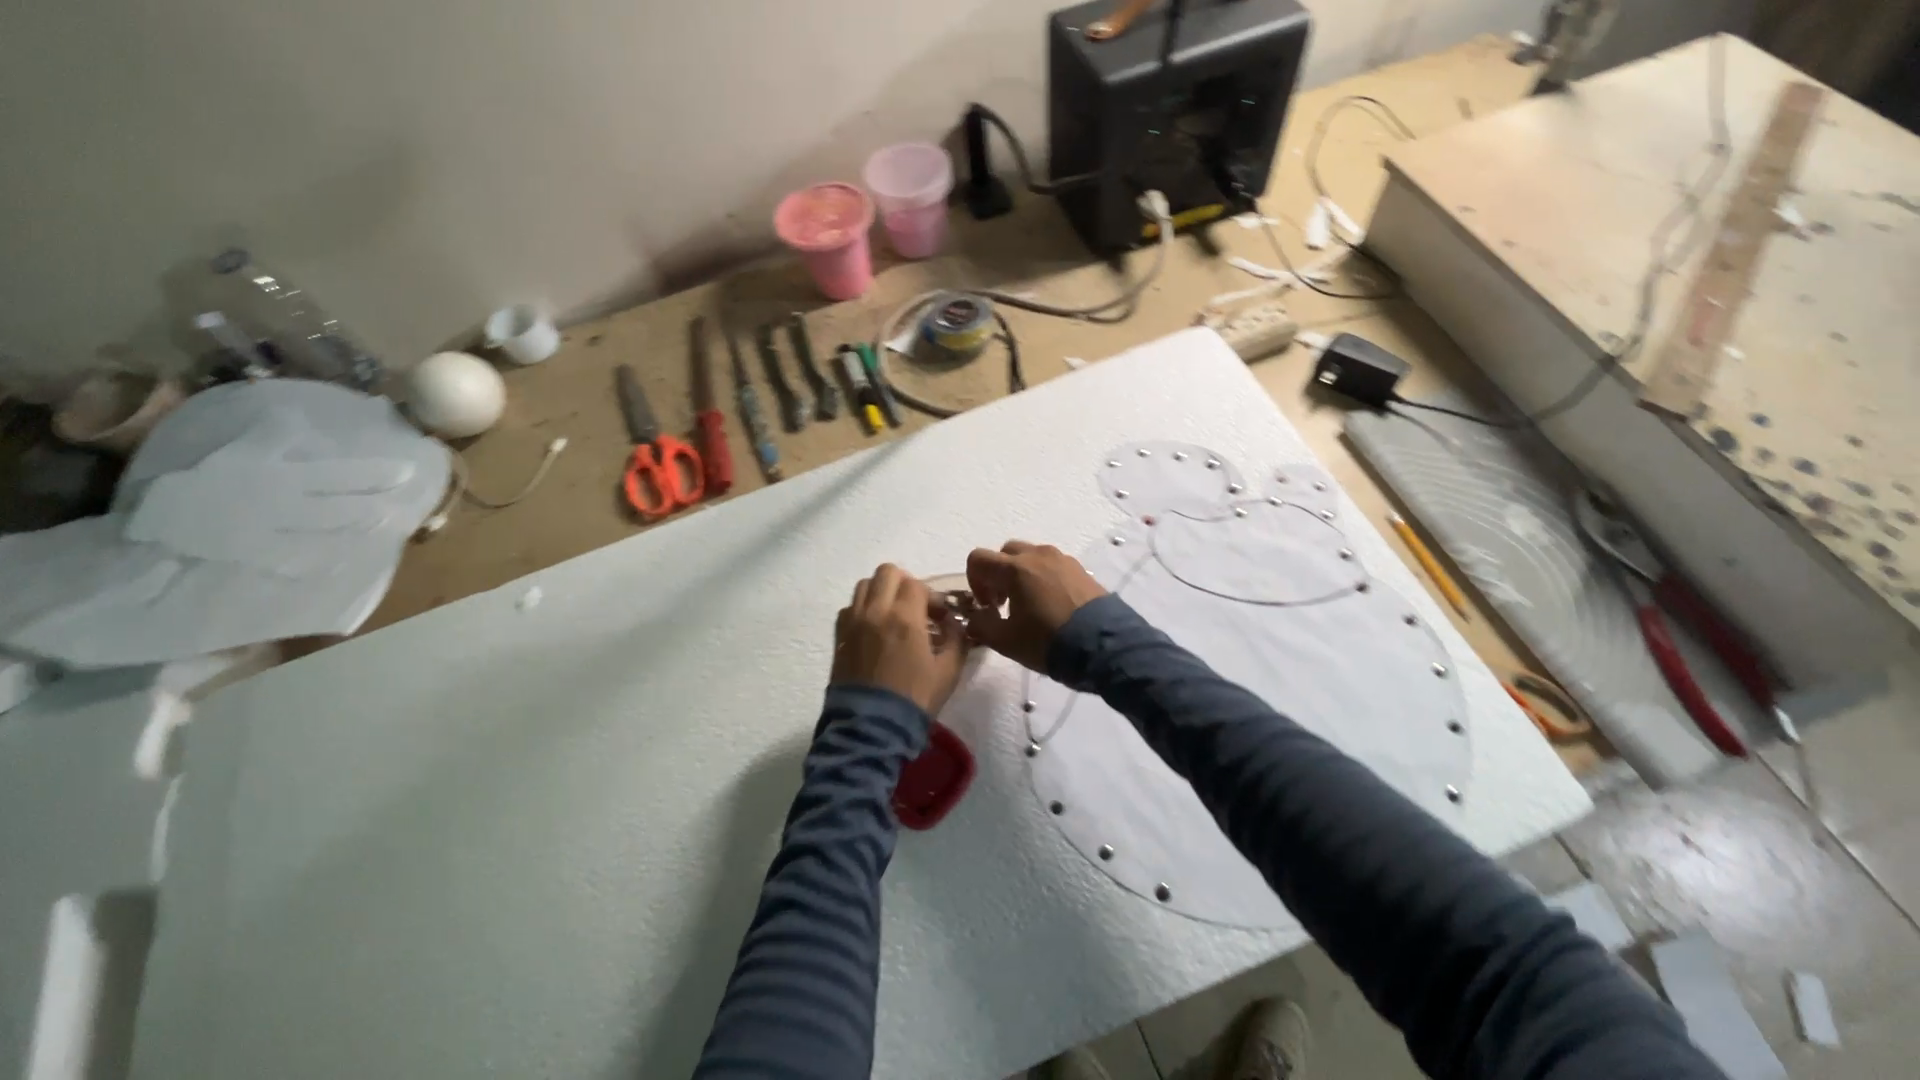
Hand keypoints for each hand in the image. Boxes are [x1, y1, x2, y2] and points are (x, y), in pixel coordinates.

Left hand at [831, 564, 970, 715]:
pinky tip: (874, 630)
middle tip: (915, 608)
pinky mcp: (839, 637)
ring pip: (864, 585)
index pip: (916, 584)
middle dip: (904, 584)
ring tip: (893, 616)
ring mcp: (853, 623)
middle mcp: (875, 612)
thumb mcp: (948, 672)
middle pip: (886, 573)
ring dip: (881, 592)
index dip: (931, 596)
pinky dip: (863, 609)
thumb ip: (957, 640)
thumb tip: (954, 623)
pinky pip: (849, 608)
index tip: (939, 617)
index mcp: (904, 617)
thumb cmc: (914, 699)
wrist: (871, 727)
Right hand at [964, 541, 1107, 672]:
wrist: (1104, 646)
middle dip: (998, 574)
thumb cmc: (1048, 642)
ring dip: (1021, 574)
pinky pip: (1053, 565)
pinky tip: (1052, 605)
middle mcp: (1038, 556)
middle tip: (1004, 603)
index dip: (974, 580)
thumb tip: (974, 619)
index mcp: (1015, 569)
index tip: (986, 605)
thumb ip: (982, 627)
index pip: (978, 559)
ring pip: (1031, 556)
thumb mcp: (1007, 641)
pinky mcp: (1081, 569)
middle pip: (1006, 553)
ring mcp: (1063, 560)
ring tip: (1030, 604)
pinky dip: (1044, 577)